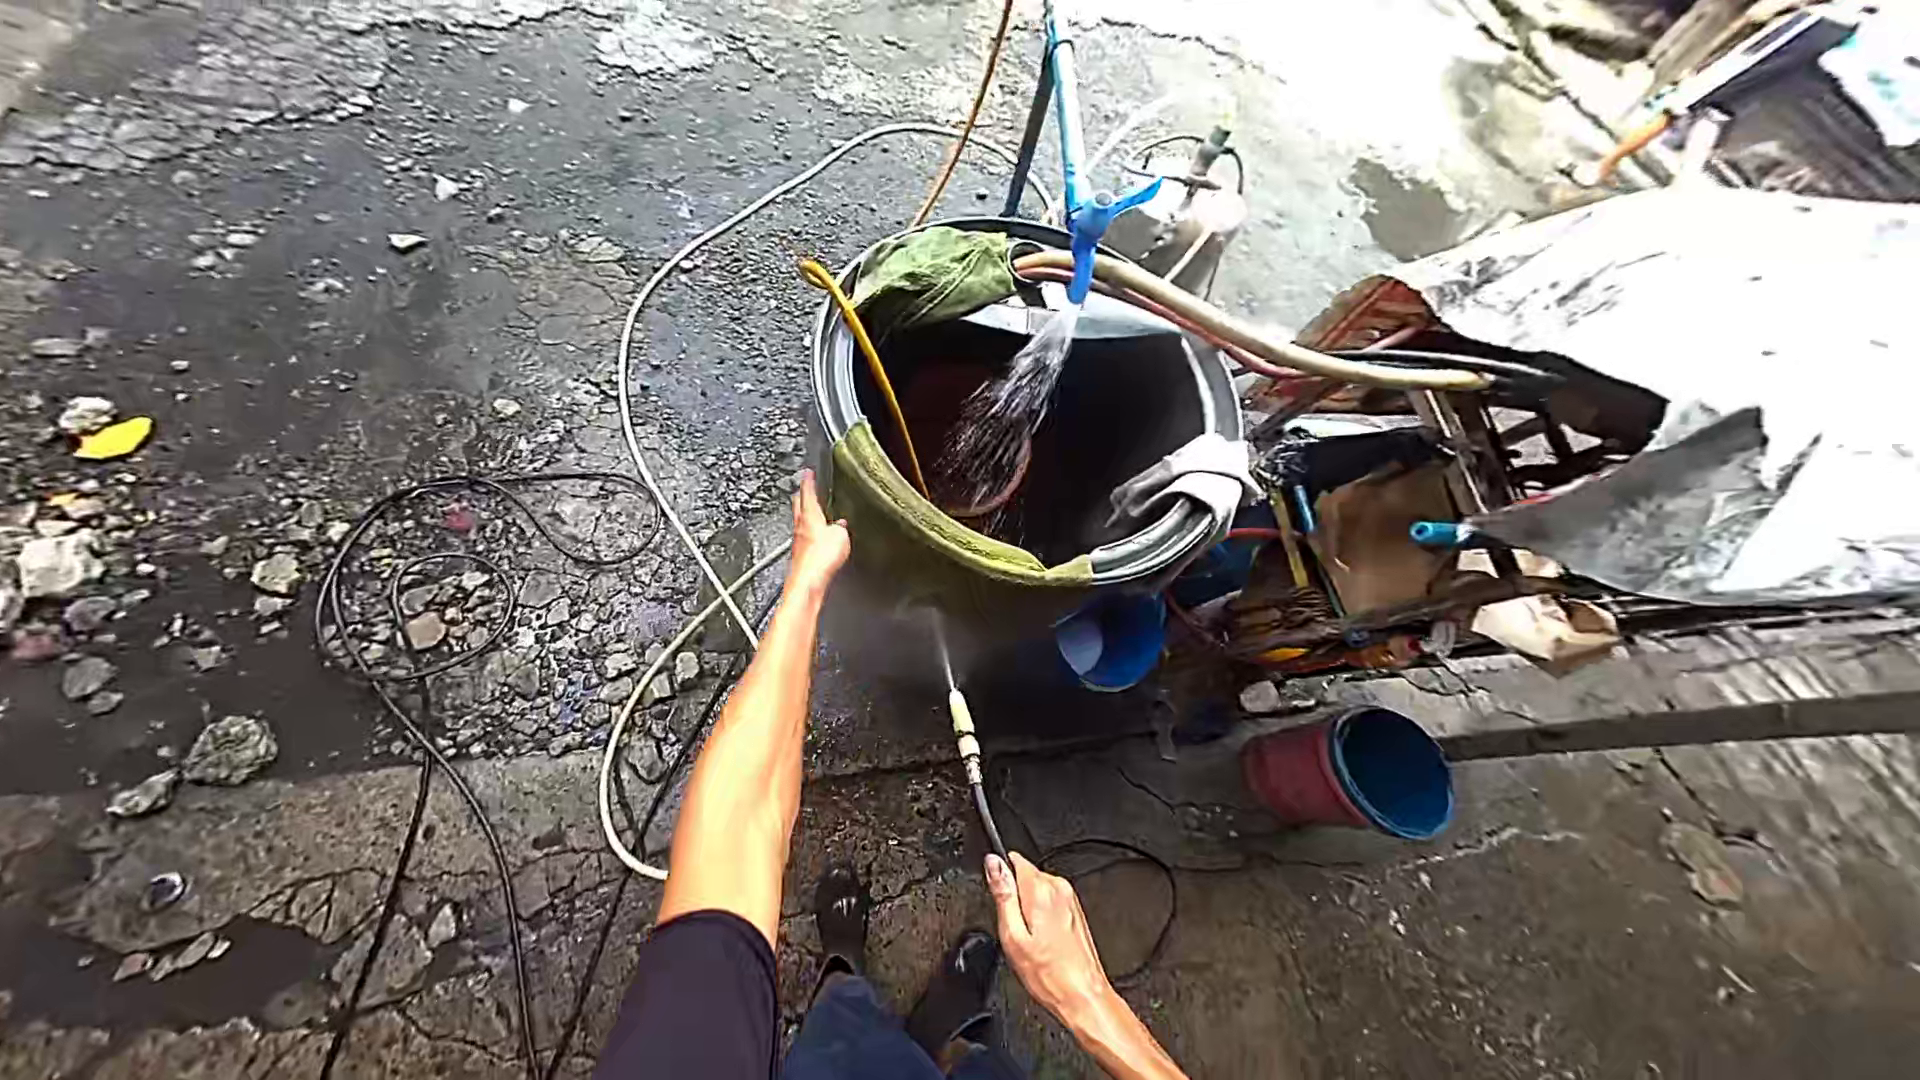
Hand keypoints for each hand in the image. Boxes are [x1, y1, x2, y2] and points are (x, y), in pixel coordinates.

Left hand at [789, 469, 849, 597]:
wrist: (807, 583)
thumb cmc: (819, 559)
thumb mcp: (840, 536)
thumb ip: (840, 528)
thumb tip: (840, 526)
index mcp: (809, 516)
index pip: (806, 492)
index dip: (808, 481)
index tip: (807, 472)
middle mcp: (799, 527)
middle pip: (798, 505)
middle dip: (801, 495)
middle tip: (803, 487)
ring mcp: (797, 542)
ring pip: (799, 522)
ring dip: (804, 514)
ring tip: (810, 511)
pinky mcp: (799, 556)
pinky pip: (803, 538)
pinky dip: (808, 533)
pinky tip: (814, 538)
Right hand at [985, 852, 1118, 1025]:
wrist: (1084, 996)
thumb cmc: (1050, 974)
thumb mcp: (1013, 936)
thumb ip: (1002, 894)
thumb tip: (993, 863)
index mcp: (1040, 889)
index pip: (1013, 860)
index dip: (1002, 879)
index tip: (1002, 901)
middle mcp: (1058, 887)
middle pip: (1025, 875)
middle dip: (1016, 897)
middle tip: (1017, 930)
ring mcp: (1069, 898)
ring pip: (1037, 889)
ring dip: (1030, 907)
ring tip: (1032, 940)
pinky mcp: (1075, 909)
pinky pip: (1050, 901)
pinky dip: (1043, 916)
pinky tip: (1045, 942)